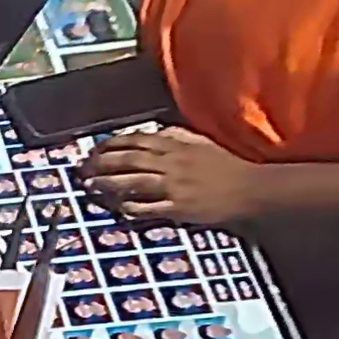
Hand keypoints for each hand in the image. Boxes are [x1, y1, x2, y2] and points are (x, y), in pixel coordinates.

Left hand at [83, 127, 264, 224]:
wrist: (256, 189)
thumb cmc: (226, 167)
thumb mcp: (202, 146)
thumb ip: (178, 137)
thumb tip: (154, 131)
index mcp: (180, 148)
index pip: (138, 140)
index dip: (111, 144)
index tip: (93, 150)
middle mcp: (174, 164)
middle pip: (129, 160)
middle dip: (101, 163)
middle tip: (82, 169)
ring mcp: (175, 186)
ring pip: (133, 182)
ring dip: (107, 184)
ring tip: (89, 186)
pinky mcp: (178, 207)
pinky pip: (147, 207)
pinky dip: (129, 207)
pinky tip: (117, 207)